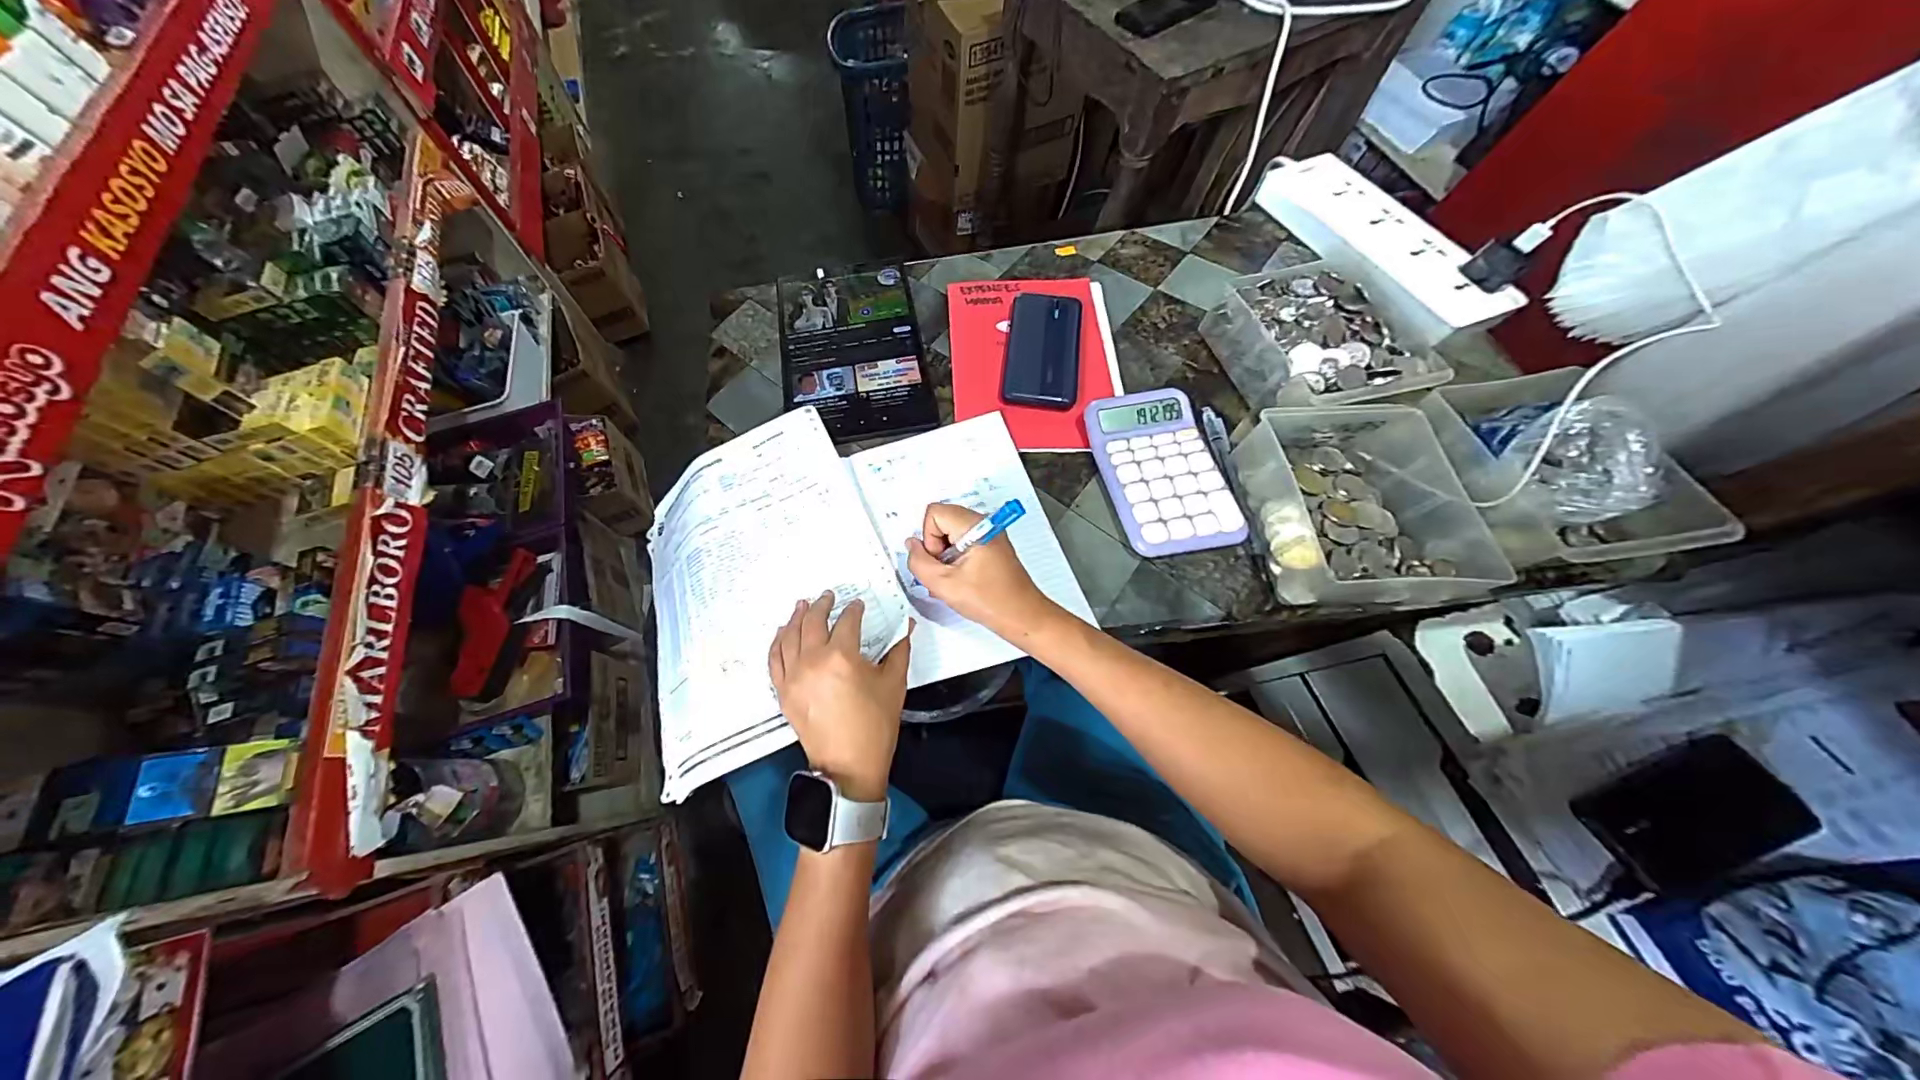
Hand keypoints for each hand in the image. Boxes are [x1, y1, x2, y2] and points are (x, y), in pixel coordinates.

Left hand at [768, 591, 911, 801]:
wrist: (848, 764)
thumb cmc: (874, 726)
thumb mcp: (894, 684)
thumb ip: (899, 650)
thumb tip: (906, 627)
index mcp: (842, 657)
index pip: (847, 621)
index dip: (854, 610)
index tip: (857, 605)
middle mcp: (813, 661)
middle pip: (813, 621)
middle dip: (822, 605)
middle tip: (827, 596)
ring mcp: (794, 676)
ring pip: (789, 636)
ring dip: (797, 617)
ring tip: (802, 606)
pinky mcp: (783, 691)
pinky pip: (775, 659)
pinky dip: (777, 642)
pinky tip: (783, 633)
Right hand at [905, 503, 1057, 637]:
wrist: (1022, 616)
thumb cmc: (994, 601)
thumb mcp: (943, 584)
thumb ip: (918, 562)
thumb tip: (911, 547)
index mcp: (976, 526)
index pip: (935, 513)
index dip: (929, 538)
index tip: (939, 560)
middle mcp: (985, 524)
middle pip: (942, 521)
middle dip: (936, 547)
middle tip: (945, 571)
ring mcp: (989, 535)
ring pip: (951, 534)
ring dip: (945, 557)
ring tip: (955, 579)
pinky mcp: (991, 546)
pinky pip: (963, 543)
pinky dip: (956, 561)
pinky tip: (961, 581)